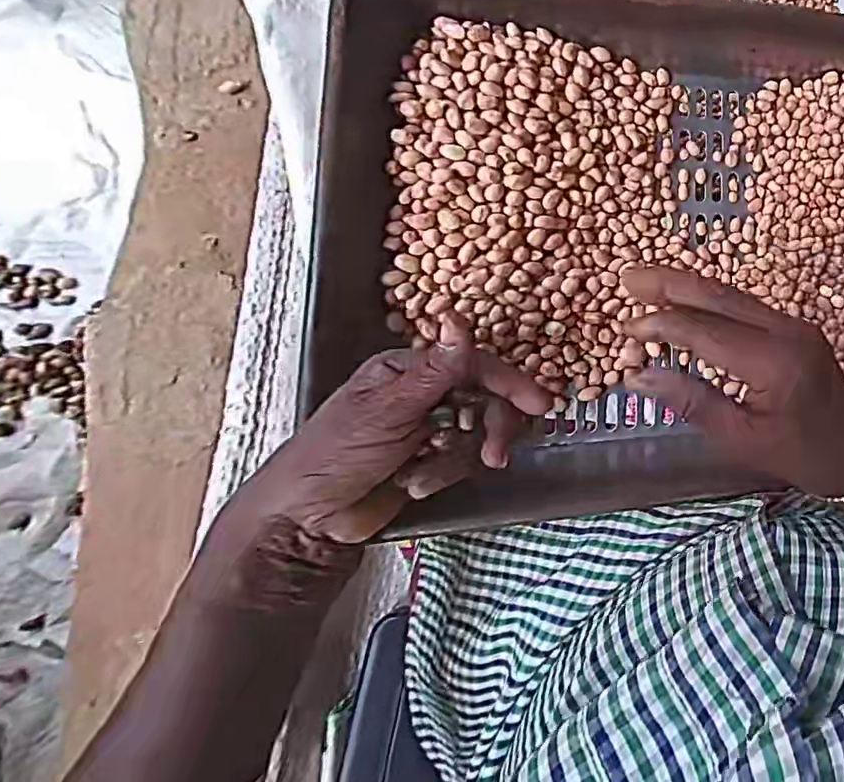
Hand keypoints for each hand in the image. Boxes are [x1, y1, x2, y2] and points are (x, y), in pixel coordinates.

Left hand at [233, 313, 554, 545]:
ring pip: (479, 431)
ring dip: (458, 457)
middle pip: (486, 399)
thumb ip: (435, 369)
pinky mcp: (433, 458)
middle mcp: (425, 392)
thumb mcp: (388, 411)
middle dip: (491, 428)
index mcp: (410, 370)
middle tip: (496, 455)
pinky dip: (445, 473)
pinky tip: (415, 484)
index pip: (474, 365)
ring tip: (427, 476)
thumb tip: (457, 318)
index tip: (540, 404)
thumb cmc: (332, 457)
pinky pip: (464, 458)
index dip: (510, 383)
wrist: (303, 525)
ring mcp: (430, 426)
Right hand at [620, 266, 843, 498]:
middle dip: (671, 283)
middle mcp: (788, 332)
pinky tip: (684, 299)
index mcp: (775, 364)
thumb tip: (638, 377)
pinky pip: (745, 305)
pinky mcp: (794, 326)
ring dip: (688, 287)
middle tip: (629, 277)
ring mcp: (794, 324)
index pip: (708, 332)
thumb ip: (692, 403)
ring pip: (732, 295)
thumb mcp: (742, 440)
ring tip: (647, 282)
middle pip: (721, 296)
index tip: (628, 327)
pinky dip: (710, 301)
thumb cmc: (802, 455)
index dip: (664, 325)